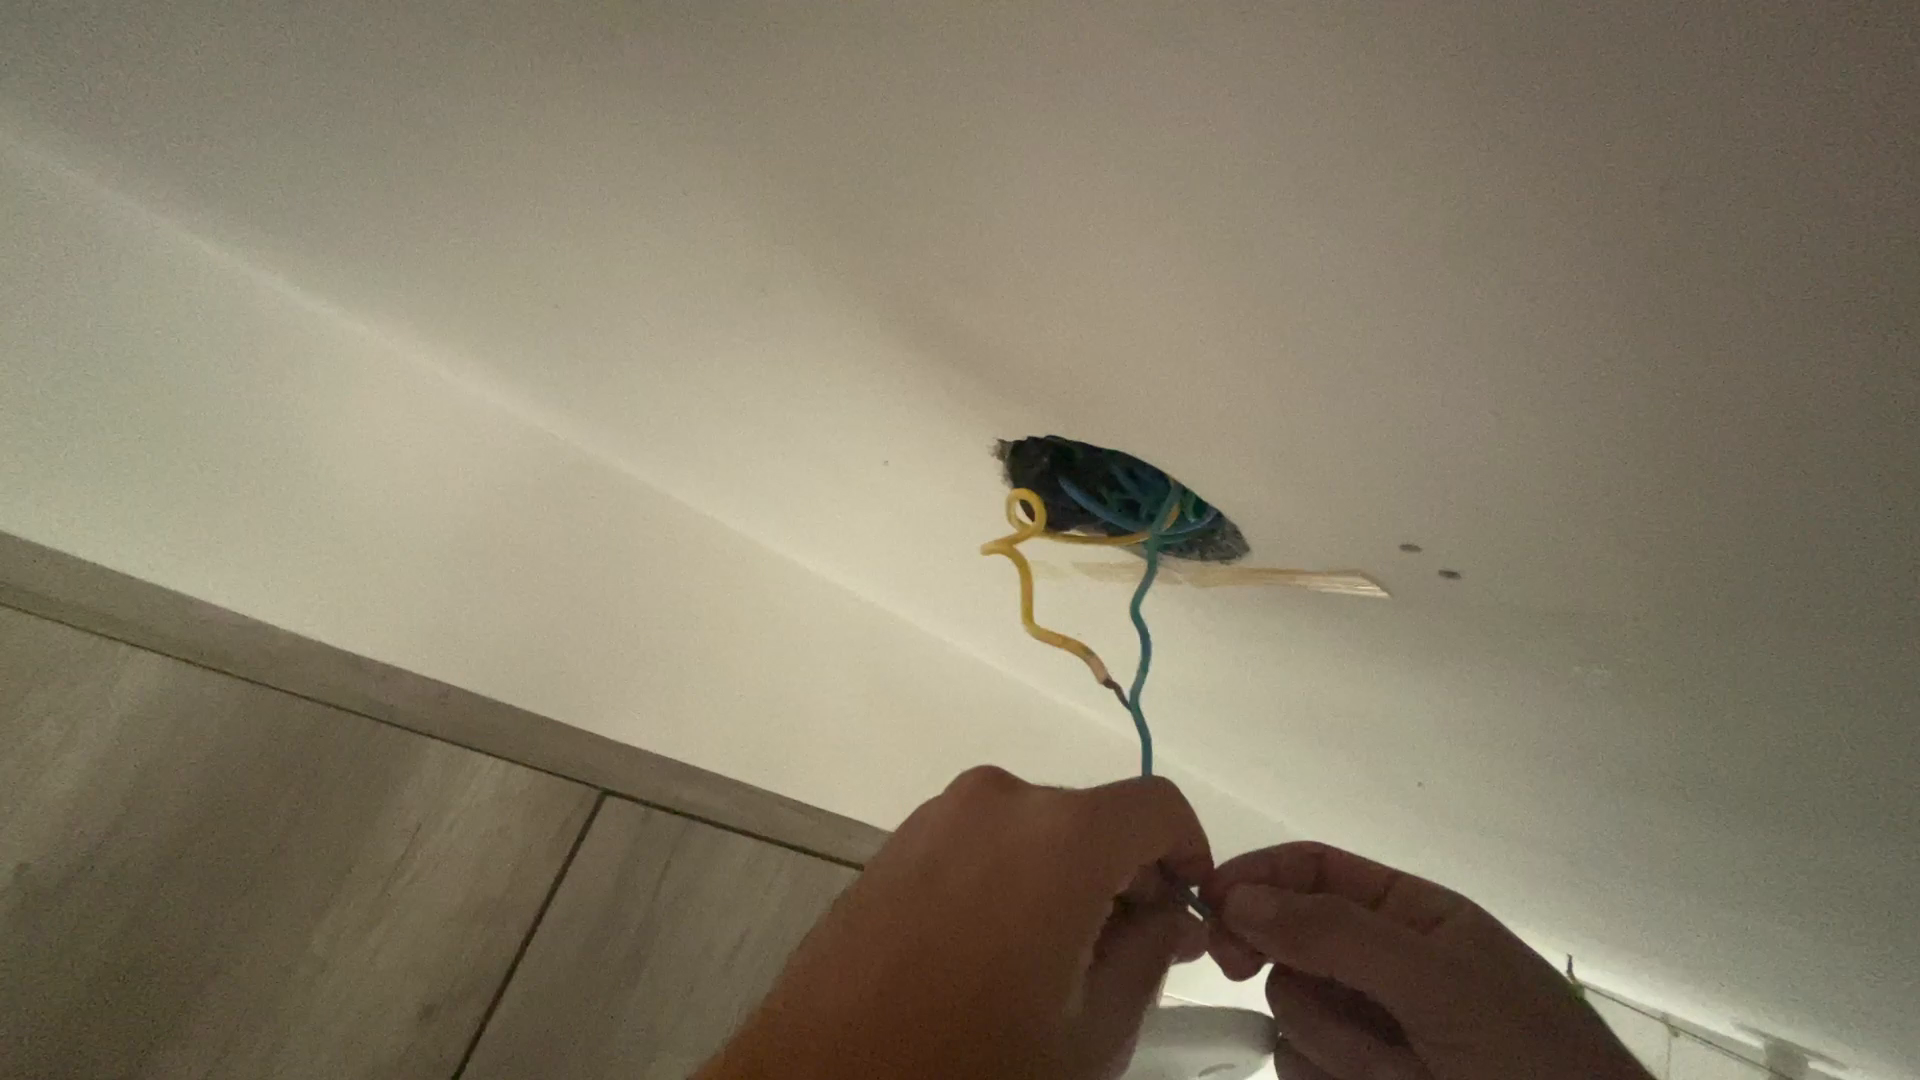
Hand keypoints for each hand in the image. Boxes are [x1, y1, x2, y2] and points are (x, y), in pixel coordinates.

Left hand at [696, 766, 1212, 1079]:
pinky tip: (993, 949)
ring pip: (1038, 829)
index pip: (1157, 806)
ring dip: (1066, 877)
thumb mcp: (1092, 1032)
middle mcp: (1001, 799)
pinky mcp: (902, 836)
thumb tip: (1166, 913)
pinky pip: (984, 839)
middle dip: (1125, 875)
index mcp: (1059, 833)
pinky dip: (1012, 875)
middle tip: (1127, 955)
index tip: (1185, 913)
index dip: (1188, 853)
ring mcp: (942, 812)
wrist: (821, 1078)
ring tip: (1054, 964)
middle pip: (1094, 819)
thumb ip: (1148, 955)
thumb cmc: (975, 1063)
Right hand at [1202, 842, 1651, 1079]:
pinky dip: (1324, 1078)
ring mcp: (1369, 1031)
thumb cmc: (1533, 1069)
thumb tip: (1235, 896)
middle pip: (1286, 938)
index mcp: (1408, 916)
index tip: (1209, 903)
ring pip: (1289, 1008)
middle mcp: (1380, 966)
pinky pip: (1300, 1068)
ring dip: (1326, 1039)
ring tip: (1396, 1075)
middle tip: (1235, 963)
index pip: (1311, 869)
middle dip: (1276, 957)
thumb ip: (1335, 932)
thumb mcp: (1440, 983)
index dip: (1256, 876)